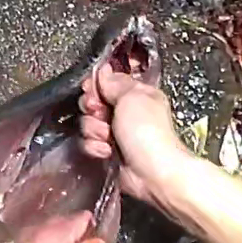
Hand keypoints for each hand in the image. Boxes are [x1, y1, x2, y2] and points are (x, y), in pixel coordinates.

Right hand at [79, 64, 197, 208]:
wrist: (153, 172)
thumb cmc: (148, 131)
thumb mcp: (132, 96)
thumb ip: (114, 82)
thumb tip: (104, 70)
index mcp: (136, 94)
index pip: (106, 83)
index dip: (95, 86)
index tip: (91, 91)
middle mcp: (126, 113)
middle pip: (93, 103)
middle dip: (93, 109)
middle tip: (101, 114)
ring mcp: (116, 134)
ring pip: (88, 124)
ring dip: (95, 131)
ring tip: (109, 137)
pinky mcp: (108, 153)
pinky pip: (89, 144)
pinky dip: (95, 147)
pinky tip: (107, 152)